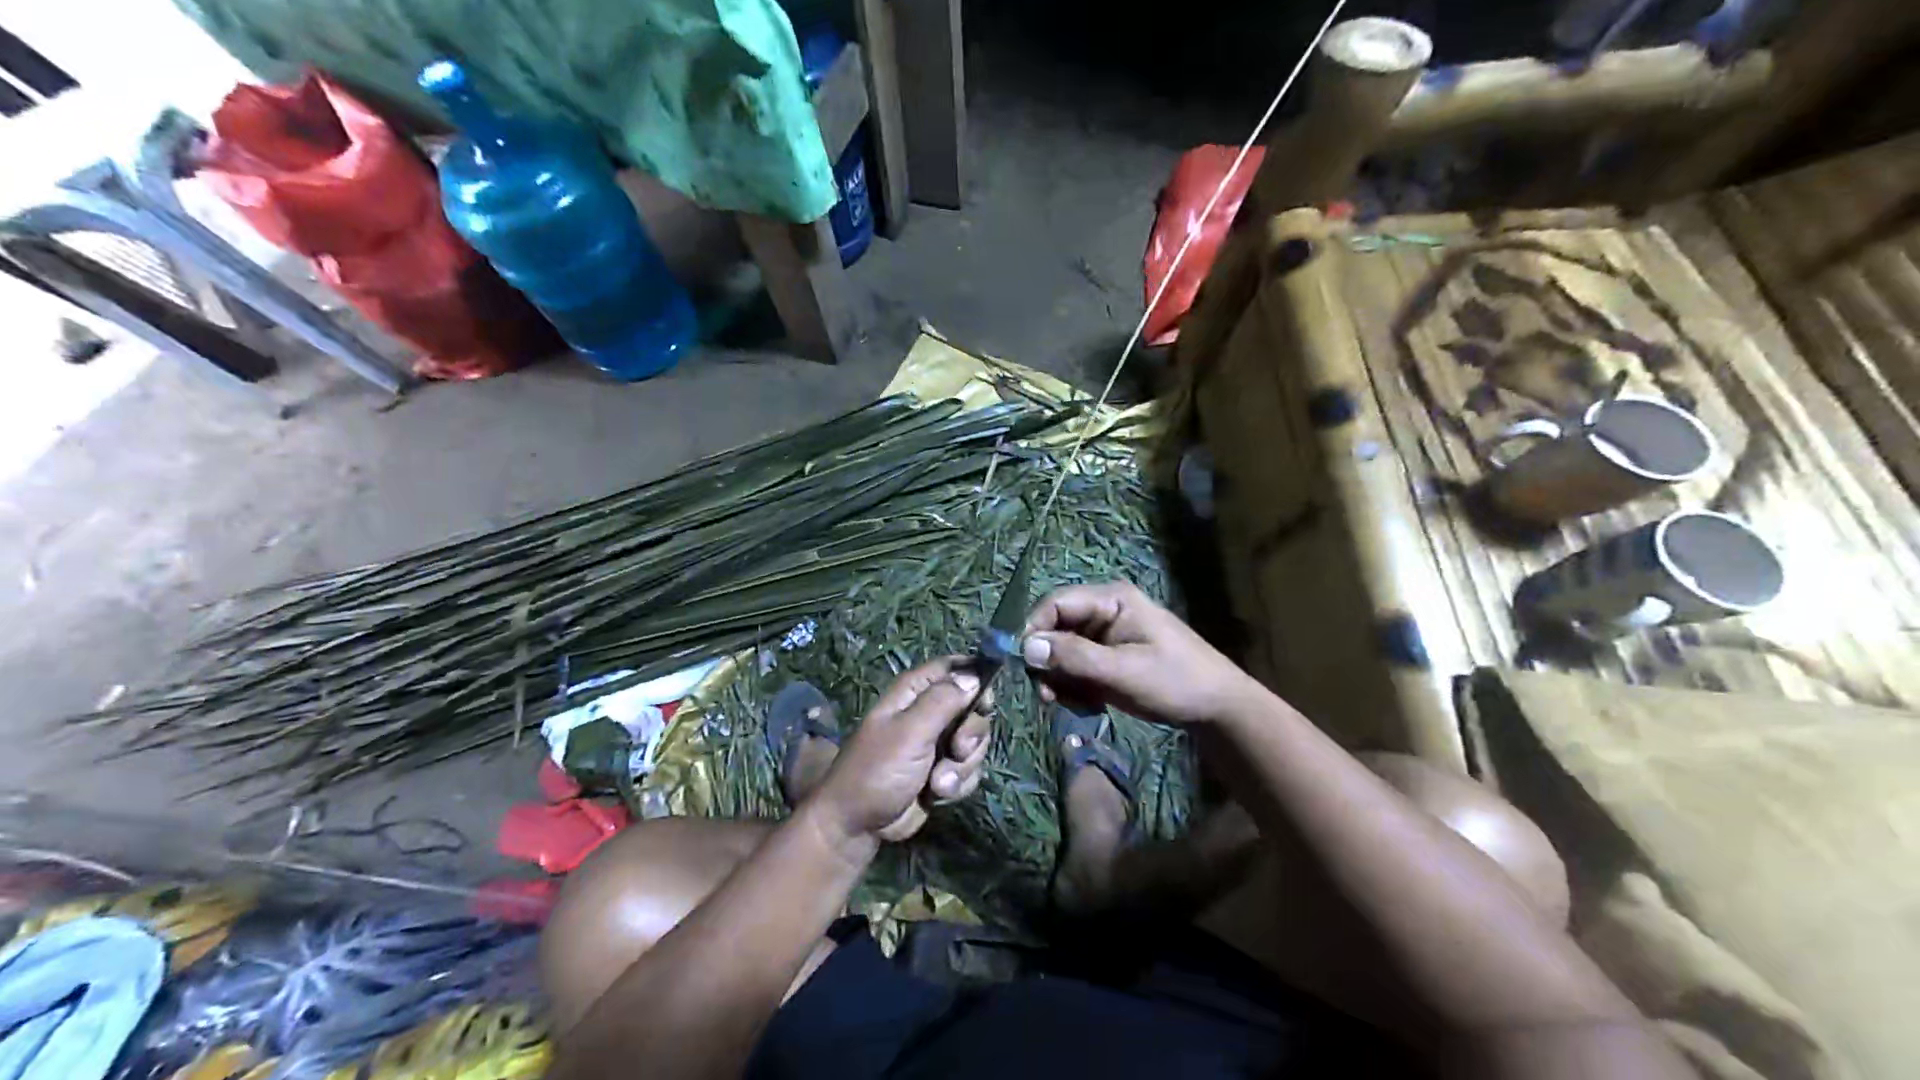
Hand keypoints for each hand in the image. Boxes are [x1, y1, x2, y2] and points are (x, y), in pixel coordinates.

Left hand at [804, 658, 992, 844]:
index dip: (975, 677)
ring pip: (974, 743)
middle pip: (973, 707)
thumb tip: (973, 677)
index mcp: (915, 692)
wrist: (857, 824)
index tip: (986, 700)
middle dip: (972, 734)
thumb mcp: (910, 732)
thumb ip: (943, 701)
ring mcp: (937, 743)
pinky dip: (957, 784)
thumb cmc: (877, 770)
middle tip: (957, 750)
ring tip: (937, 783)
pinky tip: (937, 795)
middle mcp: (928, 712)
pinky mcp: (943, 771)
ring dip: (962, 766)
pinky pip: (969, 769)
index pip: (954, 668)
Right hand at [1023, 582, 1264, 726]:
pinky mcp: (1108, 658)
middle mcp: (1104, 612)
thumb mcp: (1123, 671)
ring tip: (1070, 704)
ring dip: (1060, 679)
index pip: (1056, 604)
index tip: (1022, 663)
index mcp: (1111, 600)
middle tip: (1047, 695)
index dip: (1033, 629)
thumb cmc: (1175, 681)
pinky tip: (1087, 705)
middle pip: (1055, 629)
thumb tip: (1026, 648)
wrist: (1217, 709)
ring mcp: (1106, 636)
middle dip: (1048, 662)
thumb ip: (1074, 658)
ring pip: (1062, 651)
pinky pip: (1076, 667)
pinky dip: (1074, 687)